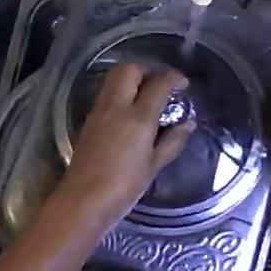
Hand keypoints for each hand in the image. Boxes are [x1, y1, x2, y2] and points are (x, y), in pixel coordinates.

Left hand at [48, 63, 194, 230]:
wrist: (83, 200)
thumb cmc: (123, 187)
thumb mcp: (154, 166)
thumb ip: (172, 141)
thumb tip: (187, 124)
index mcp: (137, 118)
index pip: (158, 84)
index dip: (174, 78)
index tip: (183, 83)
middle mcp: (116, 107)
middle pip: (129, 69)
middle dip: (148, 69)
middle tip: (161, 84)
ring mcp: (98, 112)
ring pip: (113, 78)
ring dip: (132, 78)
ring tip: (147, 95)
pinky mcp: (88, 120)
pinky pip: (105, 95)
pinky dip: (120, 93)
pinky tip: (130, 110)